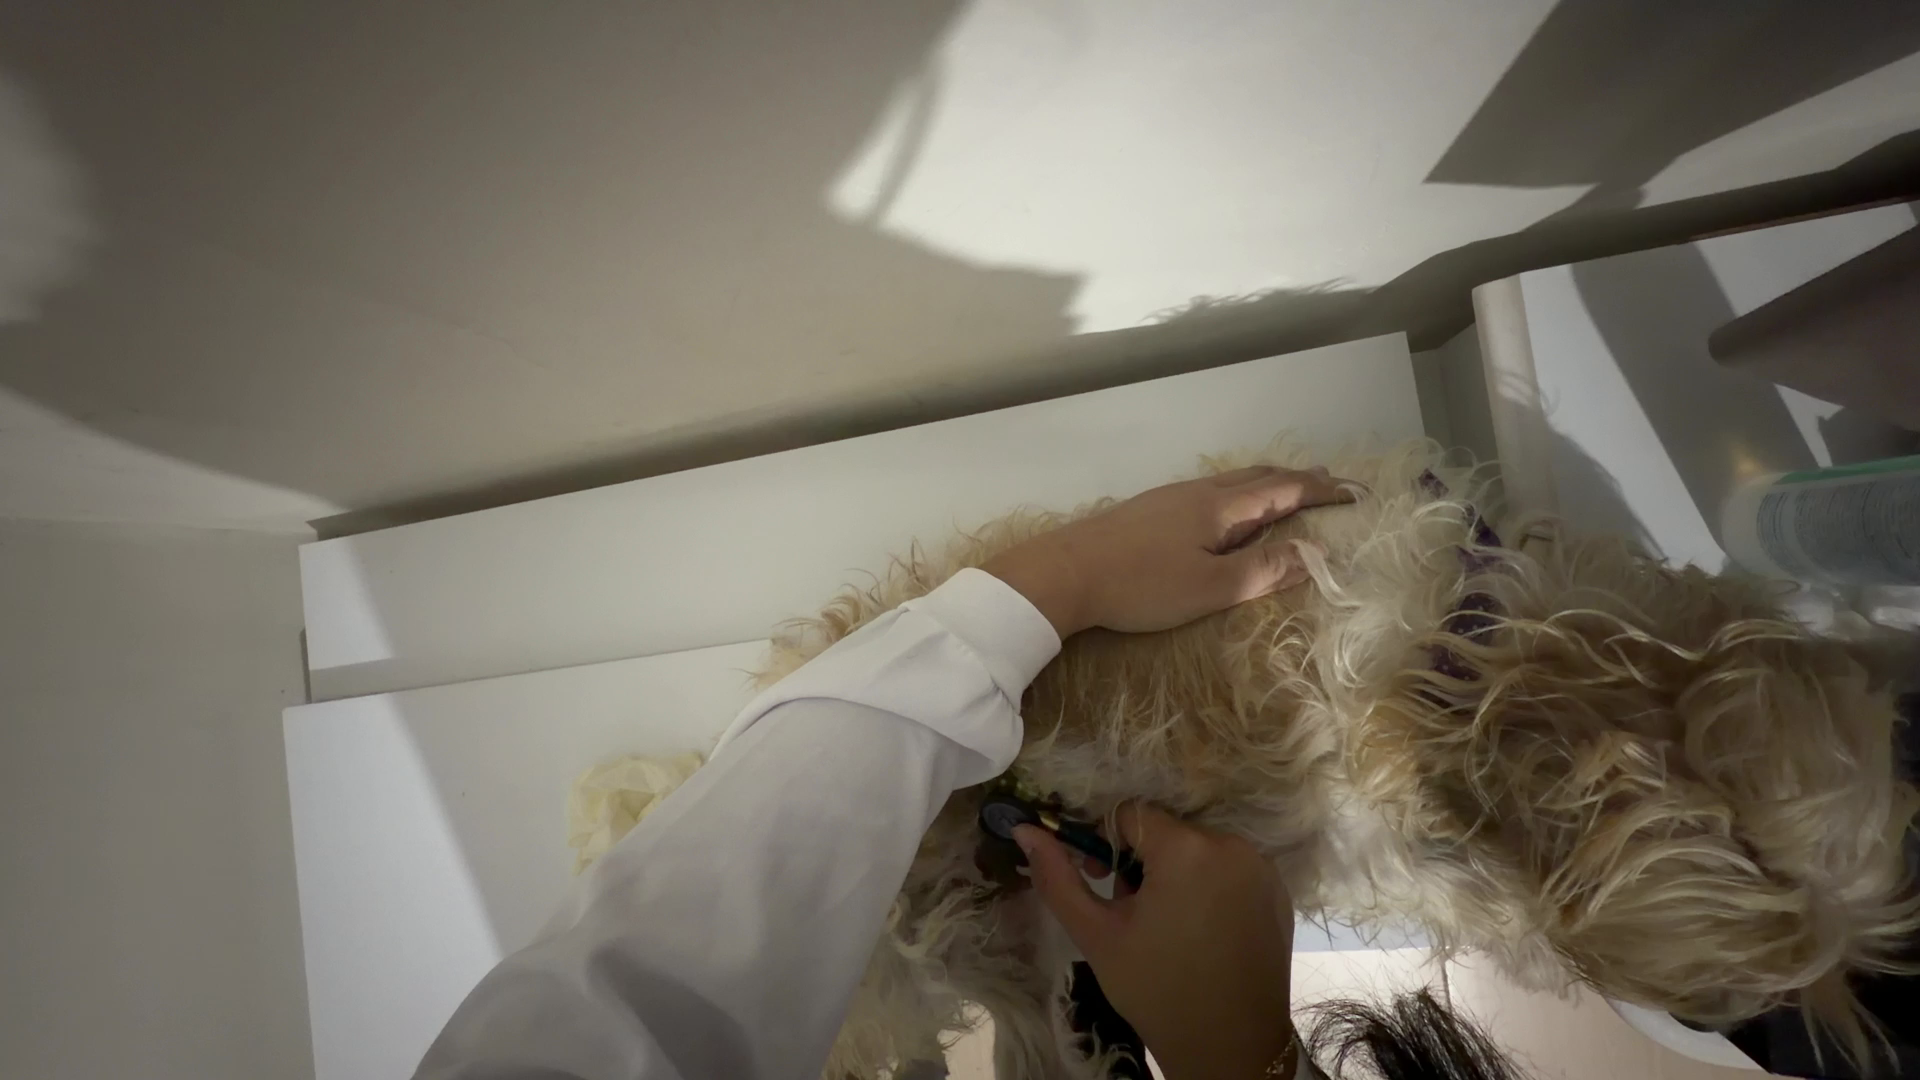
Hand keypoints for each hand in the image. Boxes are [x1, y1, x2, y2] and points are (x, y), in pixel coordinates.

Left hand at [981, 466, 1353, 636]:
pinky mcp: (1145, 511)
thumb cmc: (1141, 584)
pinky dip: (1232, 495)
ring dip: (1261, 485)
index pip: (1281, 490)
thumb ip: (1261, 571)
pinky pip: (1204, 493)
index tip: (1352, 493)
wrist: (1065, 571)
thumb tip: (1314, 553)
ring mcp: (1166, 498)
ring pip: (1226, 482)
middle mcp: (1195, 492)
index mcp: (1218, 507)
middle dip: (1293, 479)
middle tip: (1323, 482)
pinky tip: (1221, 511)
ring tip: (1280, 492)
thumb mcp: (1209, 587)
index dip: (1319, 490)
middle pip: (1254, 477)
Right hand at [1015, 805, 1295, 1079]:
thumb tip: (1025, 829)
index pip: (1129, 815)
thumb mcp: (1096, 934)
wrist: (1233, 1053)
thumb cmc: (1157, 990)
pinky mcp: (1277, 888)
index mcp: (1185, 848)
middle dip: (1140, 860)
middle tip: (1132, 910)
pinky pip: (1226, 864)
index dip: (1105, 843)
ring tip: (1166, 921)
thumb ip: (1056, 876)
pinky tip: (1200, 926)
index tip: (1099, 880)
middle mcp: (1229, 844)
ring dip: (1173, 870)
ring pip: (1194, 845)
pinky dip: (1207, 882)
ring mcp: (1259, 866)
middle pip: (1163, 829)